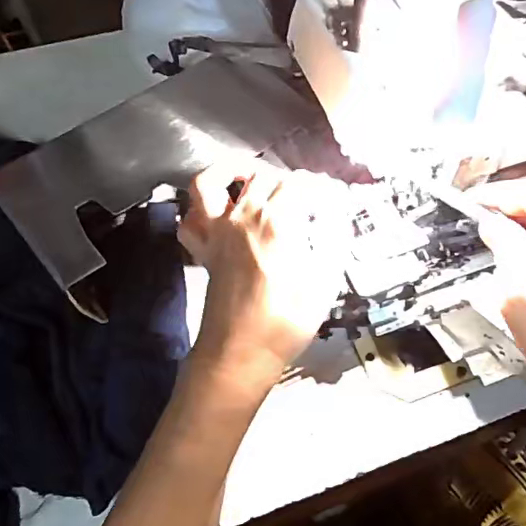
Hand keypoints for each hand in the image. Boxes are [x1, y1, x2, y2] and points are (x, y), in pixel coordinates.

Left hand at [179, 161, 346, 388]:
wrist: (240, 353)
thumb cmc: (286, 321)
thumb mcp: (324, 280)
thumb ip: (332, 239)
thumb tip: (335, 216)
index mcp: (278, 221)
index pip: (301, 184)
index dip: (321, 187)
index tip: (334, 198)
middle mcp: (242, 217)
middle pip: (263, 177)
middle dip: (288, 179)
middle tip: (305, 197)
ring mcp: (217, 232)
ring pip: (210, 182)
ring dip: (230, 172)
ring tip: (250, 178)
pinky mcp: (203, 251)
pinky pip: (189, 221)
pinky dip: (199, 211)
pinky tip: (218, 215)